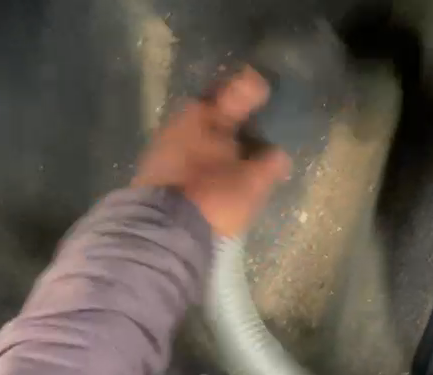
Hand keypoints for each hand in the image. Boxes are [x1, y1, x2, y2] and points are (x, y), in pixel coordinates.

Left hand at [133, 67, 289, 236]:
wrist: (163, 229)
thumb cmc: (212, 196)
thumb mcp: (250, 183)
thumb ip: (268, 166)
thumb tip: (280, 156)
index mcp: (204, 114)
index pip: (234, 93)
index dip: (251, 89)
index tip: (262, 88)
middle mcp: (179, 123)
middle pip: (209, 116)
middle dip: (227, 121)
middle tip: (245, 131)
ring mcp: (161, 148)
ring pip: (193, 138)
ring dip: (210, 144)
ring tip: (227, 159)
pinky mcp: (152, 175)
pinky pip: (181, 160)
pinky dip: (196, 163)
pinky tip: (206, 177)